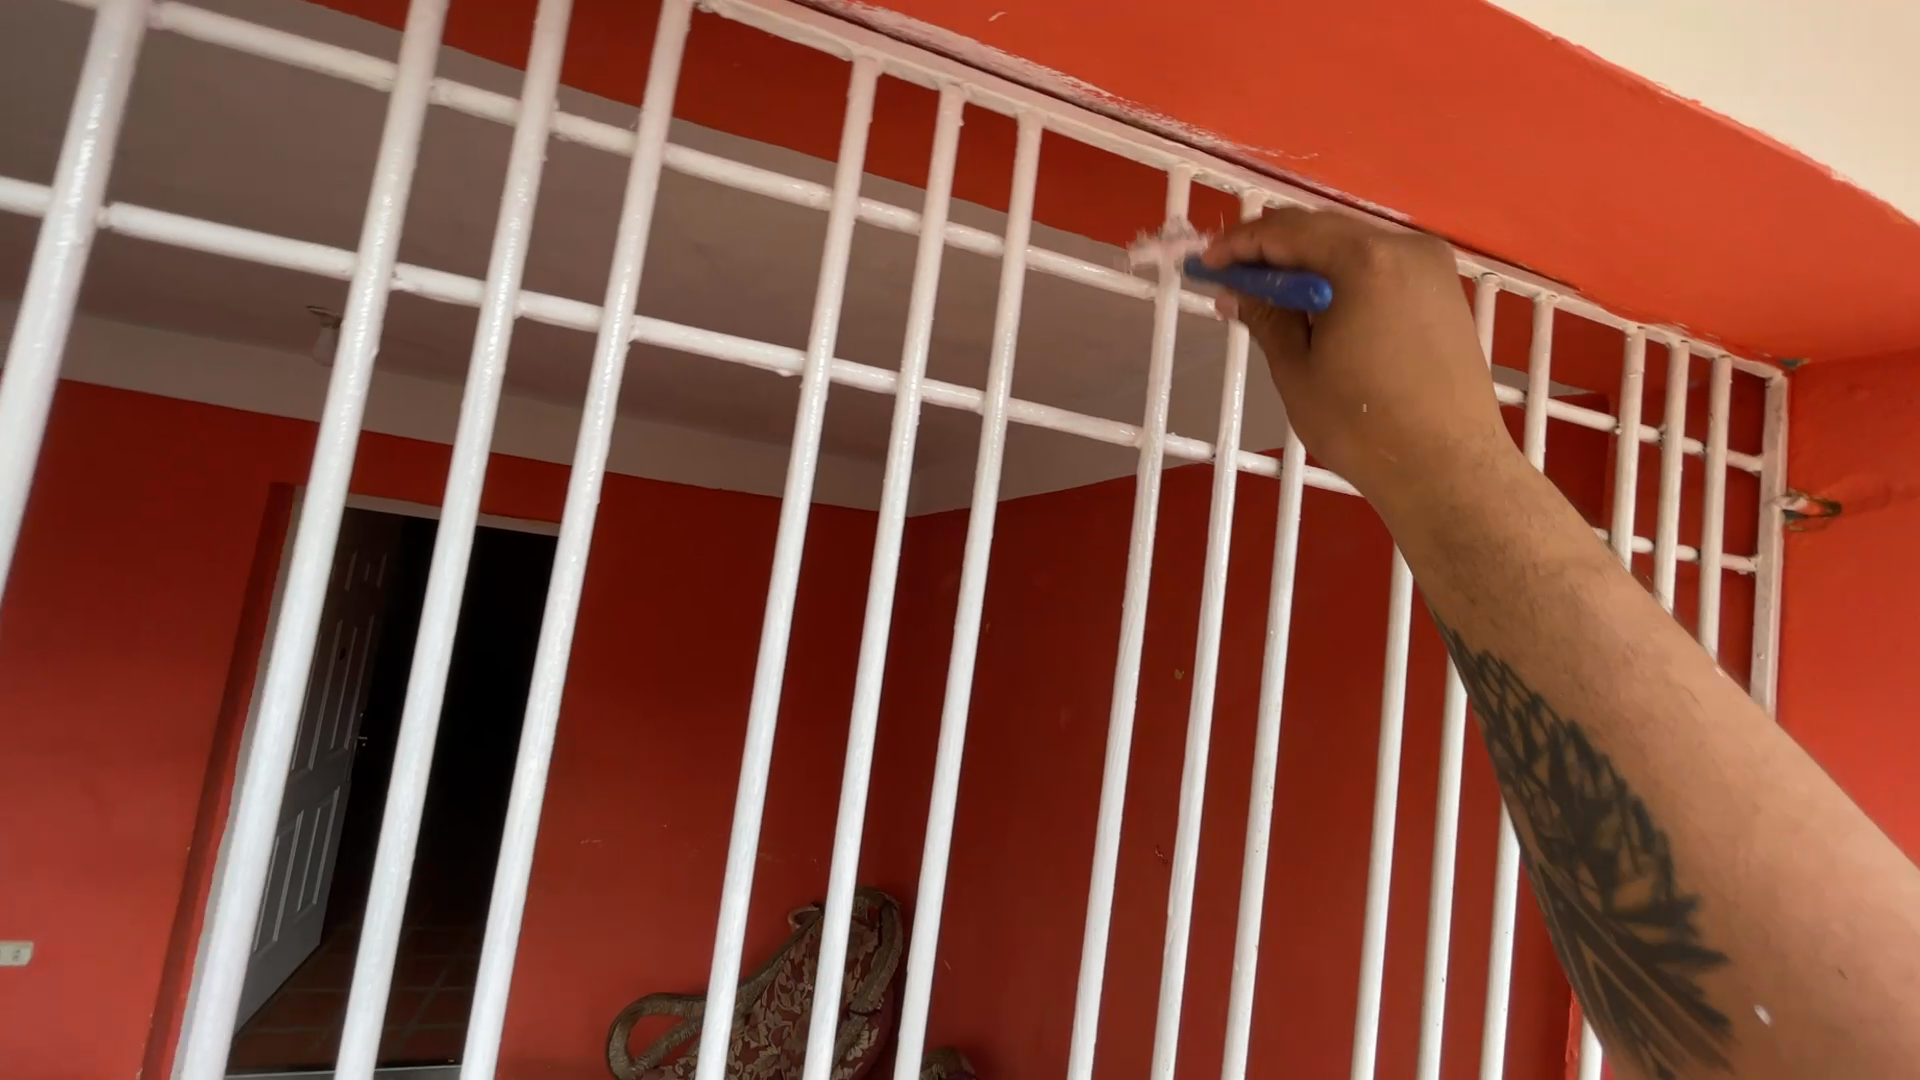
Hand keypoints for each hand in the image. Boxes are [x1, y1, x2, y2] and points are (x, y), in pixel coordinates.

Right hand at [1204, 207, 1513, 511]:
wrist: (1445, 465)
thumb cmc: (1360, 423)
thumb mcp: (1297, 370)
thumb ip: (1266, 318)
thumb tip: (1234, 292)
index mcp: (1364, 260)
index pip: (1288, 231)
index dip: (1240, 243)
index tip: (1207, 263)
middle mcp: (1405, 246)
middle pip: (1322, 230)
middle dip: (1272, 250)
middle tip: (1232, 280)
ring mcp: (1431, 266)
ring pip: (1350, 246)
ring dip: (1305, 264)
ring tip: (1268, 299)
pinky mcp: (1442, 290)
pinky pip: (1377, 266)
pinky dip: (1338, 277)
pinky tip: (1315, 309)